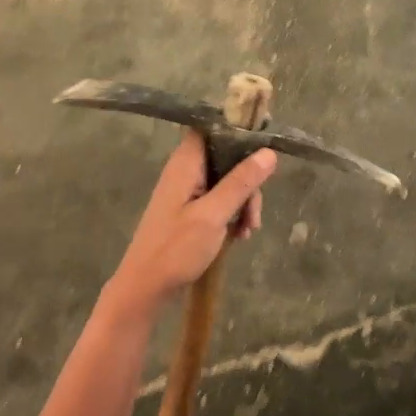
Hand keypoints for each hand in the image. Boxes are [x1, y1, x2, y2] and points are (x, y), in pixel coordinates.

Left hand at [104, 131, 276, 318]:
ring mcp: (187, 191)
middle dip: (247, 181)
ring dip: (242, 202)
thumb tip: (269, 153)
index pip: (213, 128)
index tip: (264, 148)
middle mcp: (185, 170)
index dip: (238, 132)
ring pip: (226, 181)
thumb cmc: (176, 249)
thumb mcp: (213, 215)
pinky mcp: (190, 210)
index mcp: (185, 163)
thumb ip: (241, 182)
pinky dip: (232, 214)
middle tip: (254, 213)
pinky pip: (218, 200)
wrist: (146, 288)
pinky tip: (239, 235)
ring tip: (248, 230)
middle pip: (226, 158)